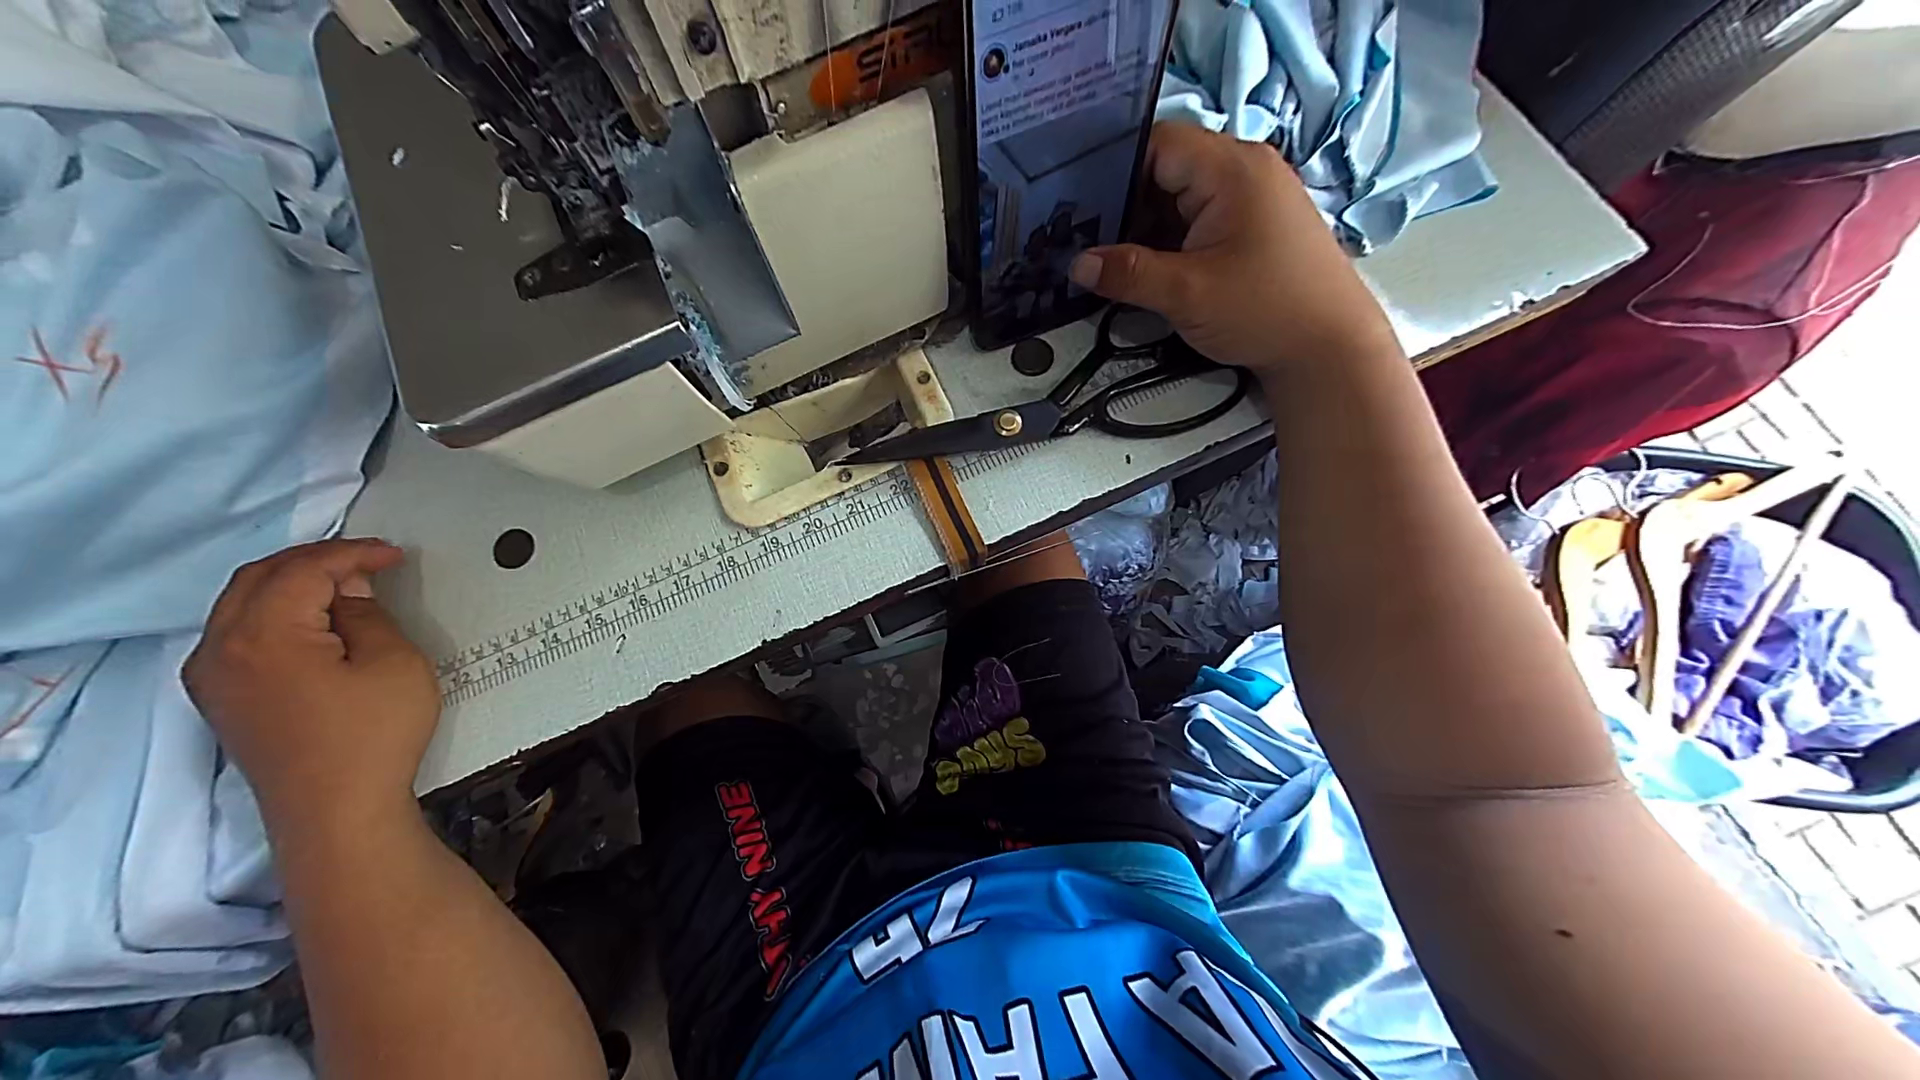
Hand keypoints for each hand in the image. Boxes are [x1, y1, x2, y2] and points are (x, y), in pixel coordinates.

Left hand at [183, 538, 438, 831]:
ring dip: (292, 582)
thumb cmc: (374, 735)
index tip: (395, 555)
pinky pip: (237, 631)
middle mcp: (220, 651)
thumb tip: (349, 591)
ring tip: (346, 583)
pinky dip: (274, 610)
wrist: (337, 811)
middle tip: (369, 560)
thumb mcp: (394, 663)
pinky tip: (313, 619)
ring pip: (241, 603)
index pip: (302, 570)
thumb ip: (368, 615)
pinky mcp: (222, 698)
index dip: (352, 553)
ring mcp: (212, 678)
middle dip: (316, 560)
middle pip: (258, 579)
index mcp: (263, 637)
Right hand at [1069, 123, 1400, 379]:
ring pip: (1179, 200)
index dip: (1114, 172)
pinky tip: (1147, 272)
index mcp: (1231, 168)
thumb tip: (1076, 264)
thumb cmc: (1264, 310)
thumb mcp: (1187, 294)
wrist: (1329, 348)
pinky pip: (1198, 221)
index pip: (1158, 144)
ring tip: (1111, 263)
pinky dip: (1169, 243)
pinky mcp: (1252, 226)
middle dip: (1126, 208)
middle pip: (1166, 171)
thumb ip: (1128, 274)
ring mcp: (1250, 198)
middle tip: (1087, 244)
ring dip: (1146, 232)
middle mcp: (1243, 170)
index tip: (1081, 211)